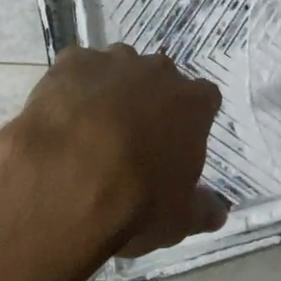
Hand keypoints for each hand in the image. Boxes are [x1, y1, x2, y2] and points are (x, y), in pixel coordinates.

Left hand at [8, 44, 226, 257]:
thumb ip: (201, 210)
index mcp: (193, 103)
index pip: (204, 100)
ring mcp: (114, 61)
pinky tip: (61, 115)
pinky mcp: (72, 62)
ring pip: (119, 68)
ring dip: (111, 90)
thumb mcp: (177, 219)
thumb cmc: (135, 201)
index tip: (177, 143)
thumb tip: (218, 212)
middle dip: (150, 102)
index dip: (190, 120)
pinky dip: (72, 86)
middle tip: (132, 139)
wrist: (67, 180)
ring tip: (91, 128)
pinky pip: (77, 68)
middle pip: (160, 79)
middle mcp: (159, 71)